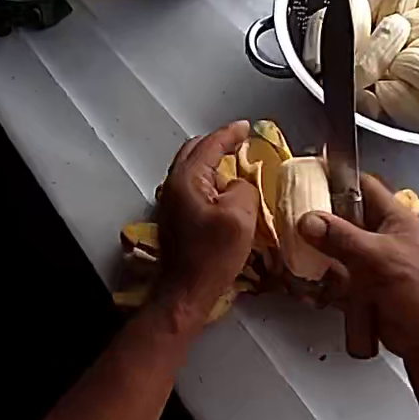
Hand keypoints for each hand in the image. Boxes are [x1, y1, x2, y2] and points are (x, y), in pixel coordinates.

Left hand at [152, 121, 259, 333]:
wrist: (186, 292)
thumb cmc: (212, 256)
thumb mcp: (241, 217)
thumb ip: (244, 188)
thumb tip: (240, 184)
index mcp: (188, 180)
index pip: (210, 145)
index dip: (231, 133)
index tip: (246, 127)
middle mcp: (174, 185)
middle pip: (195, 151)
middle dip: (219, 143)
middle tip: (241, 142)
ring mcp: (172, 202)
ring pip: (193, 168)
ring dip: (213, 161)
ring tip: (237, 162)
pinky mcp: (176, 217)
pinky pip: (194, 185)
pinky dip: (210, 178)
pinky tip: (225, 189)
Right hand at [298, 175, 418, 365]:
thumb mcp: (380, 258)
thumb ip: (342, 238)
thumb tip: (307, 220)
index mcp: (392, 218)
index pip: (361, 185)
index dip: (336, 176)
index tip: (305, 173)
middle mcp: (378, 237)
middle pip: (340, 218)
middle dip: (315, 221)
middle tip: (287, 220)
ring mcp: (368, 264)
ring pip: (332, 251)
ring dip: (314, 255)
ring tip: (291, 255)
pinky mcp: (361, 290)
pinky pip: (333, 280)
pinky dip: (319, 283)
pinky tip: (305, 285)